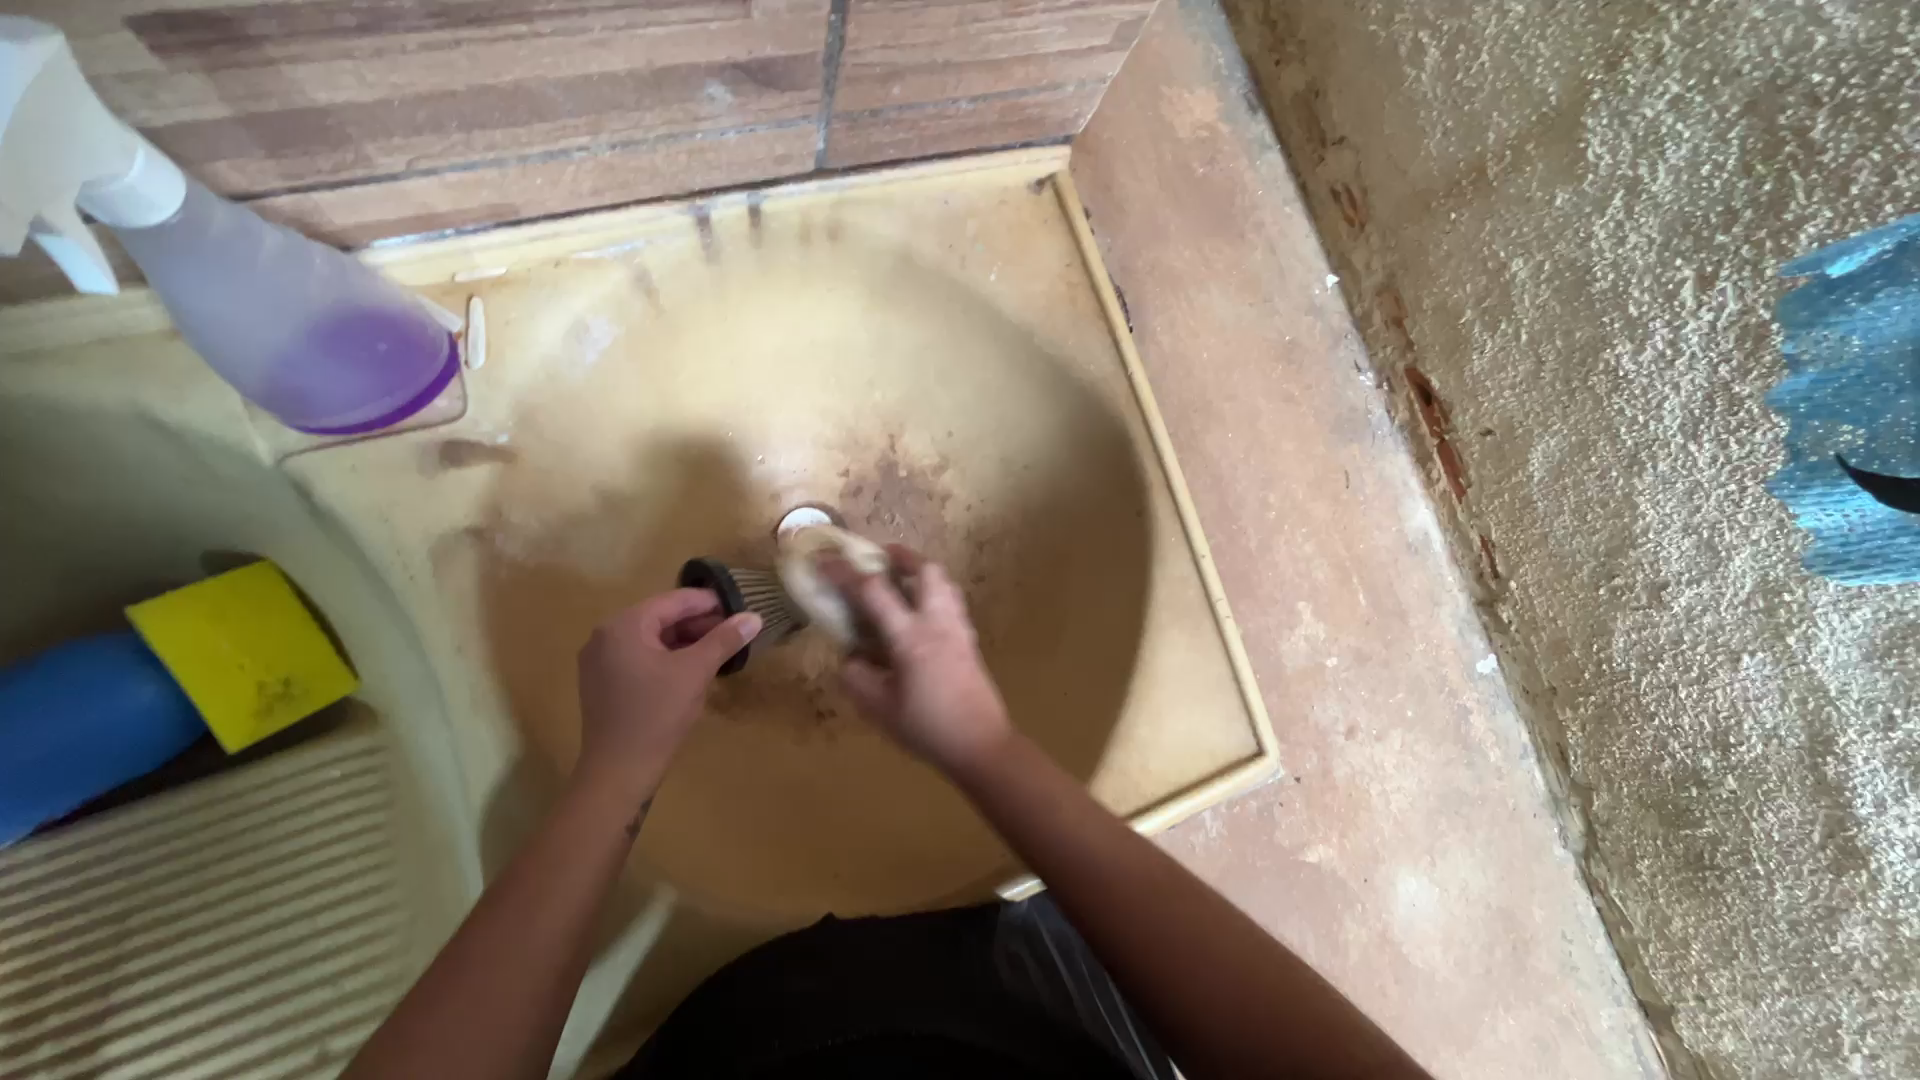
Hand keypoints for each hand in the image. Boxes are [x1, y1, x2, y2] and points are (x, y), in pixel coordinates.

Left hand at [575, 589, 760, 805]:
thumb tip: (754, 616)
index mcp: (623, 625)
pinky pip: (641, 657)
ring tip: (719, 651)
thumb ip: (724, 639)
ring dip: (685, 641)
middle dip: (699, 624)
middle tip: (734, 633)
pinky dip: (668, 658)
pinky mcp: (603, 683)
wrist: (618, 771)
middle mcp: (605, 635)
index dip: (710, 603)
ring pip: (652, 639)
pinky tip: (692, 670)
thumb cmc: (657, 715)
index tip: (741, 608)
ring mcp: (600, 660)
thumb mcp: (696, 672)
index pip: (674, 601)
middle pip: (661, 618)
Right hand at [823, 545, 1013, 773]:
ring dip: (921, 572)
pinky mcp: (970, 642)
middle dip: (900, 556)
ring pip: (945, 583)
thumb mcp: (878, 708)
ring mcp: (959, 630)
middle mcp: (937, 623)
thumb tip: (851, 658)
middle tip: (880, 558)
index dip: (845, 572)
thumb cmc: (927, 727)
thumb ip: (857, 677)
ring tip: (902, 580)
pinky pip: (952, 603)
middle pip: (926, 570)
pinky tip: (921, 614)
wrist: (981, 744)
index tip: (824, 560)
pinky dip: (934, 594)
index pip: (873, 591)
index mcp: (910, 637)